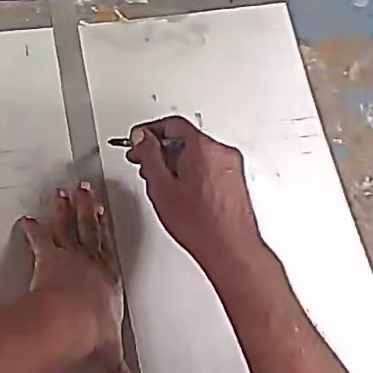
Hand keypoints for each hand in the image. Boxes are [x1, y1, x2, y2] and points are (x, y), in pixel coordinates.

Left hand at [19, 183, 129, 372]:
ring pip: (68, 226)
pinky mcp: (50, 258)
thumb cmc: (91, 330)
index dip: (106, 230)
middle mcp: (90, 264)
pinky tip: (27, 220)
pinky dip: (33, 230)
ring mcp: (70, 258)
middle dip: (88, 207)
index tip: (104, 215)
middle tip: (85, 190)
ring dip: (65, 209)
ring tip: (61, 193)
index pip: (108, 249)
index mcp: (108, 280)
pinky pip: (40, 240)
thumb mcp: (108, 350)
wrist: (72, 323)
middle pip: (90, 229)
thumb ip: (112, 363)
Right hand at [125, 117, 265, 276]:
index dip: (149, 131)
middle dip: (162, 149)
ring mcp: (232, 166)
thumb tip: (143, 138)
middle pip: (186, 138)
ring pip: (197, 153)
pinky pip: (209, 166)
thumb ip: (149, 156)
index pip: (172, 124)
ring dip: (177, 161)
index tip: (137, 139)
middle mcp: (222, 152)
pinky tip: (180, 192)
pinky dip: (192, 171)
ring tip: (161, 182)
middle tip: (144, 161)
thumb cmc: (201, 224)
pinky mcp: (235, 180)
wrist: (230, 248)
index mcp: (203, 147)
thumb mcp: (161, 187)